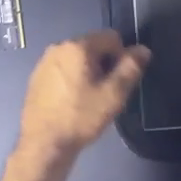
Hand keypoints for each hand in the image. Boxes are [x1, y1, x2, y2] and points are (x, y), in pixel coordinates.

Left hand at [16, 31, 151, 164]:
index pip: (112, 37)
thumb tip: (143, 49)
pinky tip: (71, 103)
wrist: (43, 143)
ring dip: (88, 73)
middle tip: (105, 93)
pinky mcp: (37, 77)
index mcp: (77, 46)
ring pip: (77, 59)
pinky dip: (72, 80)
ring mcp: (44, 62)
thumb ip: (131, 68)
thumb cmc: (80, 117)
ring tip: (88, 100)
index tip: (118, 81)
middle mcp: (58, 47)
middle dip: (104, 65)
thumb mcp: (113, 95)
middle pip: (93, 47)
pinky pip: (63, 70)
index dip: (121, 57)